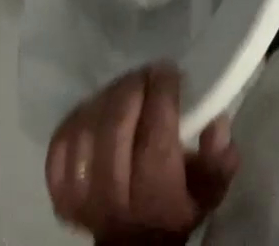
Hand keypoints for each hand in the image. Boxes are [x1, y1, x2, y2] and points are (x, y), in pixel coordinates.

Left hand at [45, 64, 238, 241]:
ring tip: (126, 84)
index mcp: (156, 197)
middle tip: (147, 72)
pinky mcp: (59, 190)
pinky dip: (79, 115)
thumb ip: (219, 157)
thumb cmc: (176, 208)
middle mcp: (114, 198)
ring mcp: (80, 196)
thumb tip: (215, 120)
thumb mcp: (209, 190)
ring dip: (107, 96)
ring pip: (87, 129)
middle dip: (133, 88)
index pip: (156, 137)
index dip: (161, 96)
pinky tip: (99, 105)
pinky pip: (61, 140)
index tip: (169, 70)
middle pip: (116, 127)